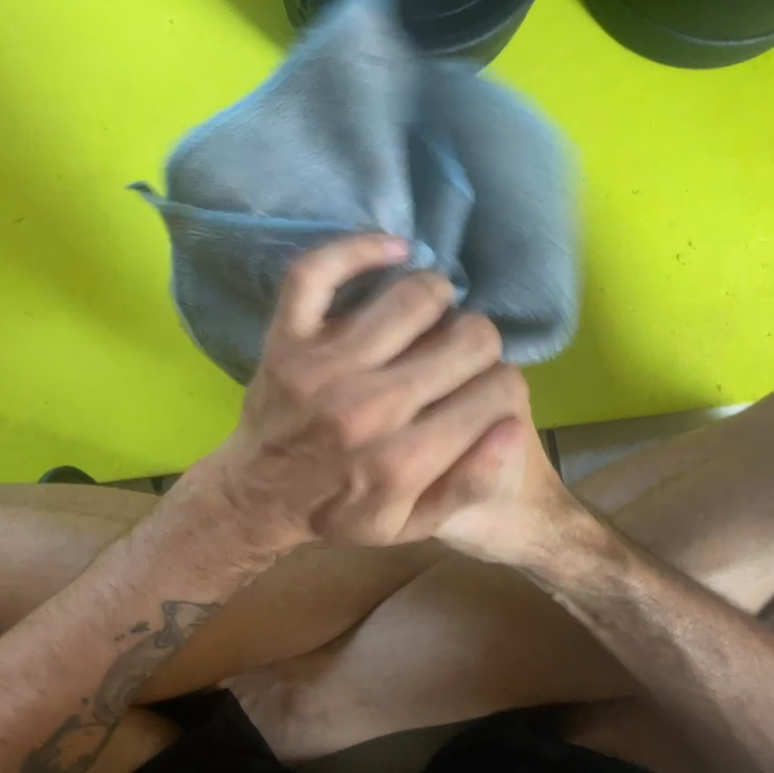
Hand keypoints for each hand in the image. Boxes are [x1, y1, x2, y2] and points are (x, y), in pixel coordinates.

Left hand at [199, 234, 541, 551]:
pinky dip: (359, 248)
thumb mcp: (410, 524)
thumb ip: (469, 484)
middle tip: (457, 356)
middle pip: (469, 338)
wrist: (260, 496)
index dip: (502, 385)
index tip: (483, 389)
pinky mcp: (286, 340)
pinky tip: (393, 250)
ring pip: (415, 296)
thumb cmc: (341, 511)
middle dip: (478, 344)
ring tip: (431, 317)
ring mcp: (322, 368)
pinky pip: (319, 271)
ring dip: (437, 297)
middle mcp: (368, 407)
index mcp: (405, 460)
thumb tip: (514, 425)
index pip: (498, 389)